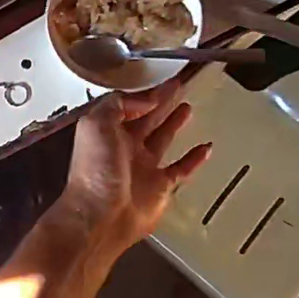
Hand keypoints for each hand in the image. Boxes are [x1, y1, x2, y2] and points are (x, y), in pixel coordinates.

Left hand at [53, 77, 212, 254]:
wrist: (101, 215)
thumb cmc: (94, 172)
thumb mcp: (96, 123)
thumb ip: (118, 104)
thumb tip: (143, 99)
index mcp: (107, 132)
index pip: (128, 106)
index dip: (145, 94)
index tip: (163, 81)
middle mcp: (123, 148)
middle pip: (146, 119)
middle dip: (161, 103)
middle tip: (177, 88)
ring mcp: (142, 167)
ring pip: (162, 139)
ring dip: (174, 123)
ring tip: (187, 108)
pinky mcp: (158, 186)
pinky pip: (180, 169)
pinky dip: (194, 159)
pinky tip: (204, 148)